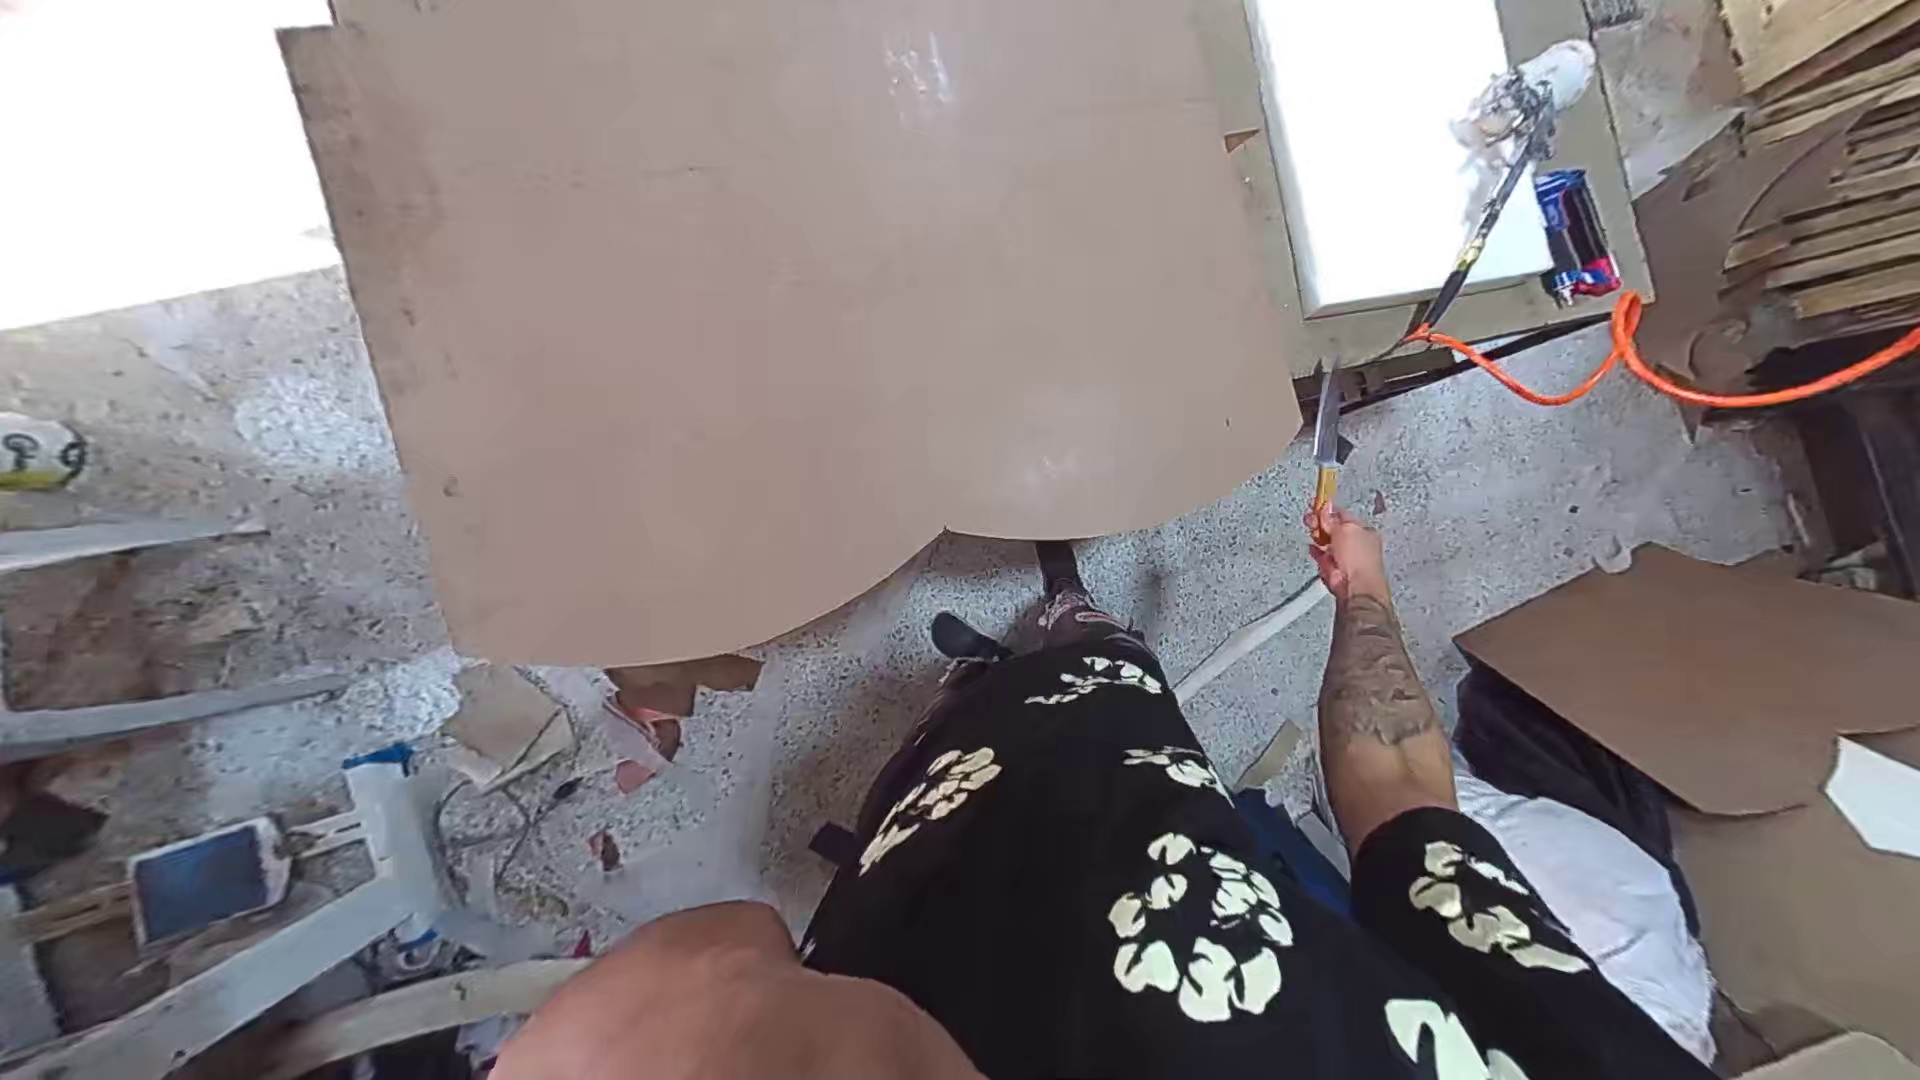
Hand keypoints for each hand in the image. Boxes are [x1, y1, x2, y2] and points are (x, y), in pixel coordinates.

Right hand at [1305, 505, 1389, 602]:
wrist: (1354, 584)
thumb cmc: (1359, 559)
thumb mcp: (1345, 529)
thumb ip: (1332, 518)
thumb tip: (1325, 507)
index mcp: (1363, 530)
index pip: (1342, 514)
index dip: (1327, 508)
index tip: (1316, 503)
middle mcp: (1354, 542)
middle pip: (1331, 526)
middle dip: (1319, 522)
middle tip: (1311, 520)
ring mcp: (1343, 554)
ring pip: (1324, 539)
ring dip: (1316, 535)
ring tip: (1313, 534)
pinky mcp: (1332, 566)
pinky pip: (1320, 554)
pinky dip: (1315, 551)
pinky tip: (1313, 548)